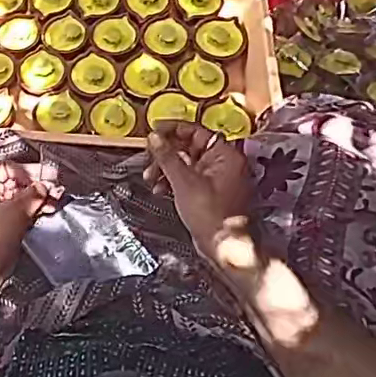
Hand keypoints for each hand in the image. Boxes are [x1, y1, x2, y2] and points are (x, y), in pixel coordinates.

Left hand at [0, 161, 60, 274]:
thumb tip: (44, 185)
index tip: (41, 175)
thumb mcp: (16, 211)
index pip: (7, 168)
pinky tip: (50, 205)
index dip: (26, 170)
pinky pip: (25, 208)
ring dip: (41, 194)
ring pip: (23, 195)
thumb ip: (33, 194)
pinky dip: (38, 206)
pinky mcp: (7, 222)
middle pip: (17, 181)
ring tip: (55, 195)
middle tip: (53, 183)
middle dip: (38, 183)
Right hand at [143, 121, 251, 252]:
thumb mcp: (183, 182)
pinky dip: (173, 180)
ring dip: (165, 168)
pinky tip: (160, 189)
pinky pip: (188, 177)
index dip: (172, 129)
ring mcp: (218, 178)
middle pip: (188, 147)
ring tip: (151, 178)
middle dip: (165, 154)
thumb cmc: (214, 217)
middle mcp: (224, 163)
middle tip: (149, 158)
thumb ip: (167, 156)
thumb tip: (155, 138)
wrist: (225, 247)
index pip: (195, 130)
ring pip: (186, 163)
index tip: (155, 130)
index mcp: (224, 155)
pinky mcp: (211, 192)